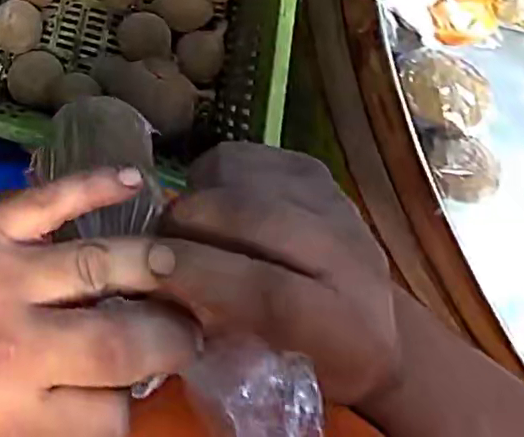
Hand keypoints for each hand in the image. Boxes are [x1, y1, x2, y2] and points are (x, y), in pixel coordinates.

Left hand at [0, 169, 199, 436]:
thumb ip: (66, 414)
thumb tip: (134, 390)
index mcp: (14, 407)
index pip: (108, 416)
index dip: (140, 399)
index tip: (155, 379)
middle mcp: (14, 340)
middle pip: (116, 342)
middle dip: (169, 337)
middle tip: (198, 326)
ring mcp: (3, 270)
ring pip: (96, 267)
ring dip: (153, 268)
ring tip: (188, 268)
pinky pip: (53, 199)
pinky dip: (97, 186)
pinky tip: (138, 181)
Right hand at [142, 143, 401, 407]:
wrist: (372, 318)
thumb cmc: (309, 356)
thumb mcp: (268, 368)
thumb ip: (215, 327)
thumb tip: (151, 283)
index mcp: (348, 325)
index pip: (268, 290)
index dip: (200, 271)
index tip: (150, 265)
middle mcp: (349, 252)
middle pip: (251, 216)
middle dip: (187, 222)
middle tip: (153, 238)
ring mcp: (330, 198)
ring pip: (238, 176)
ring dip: (194, 195)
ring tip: (183, 223)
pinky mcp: (311, 166)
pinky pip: (238, 155)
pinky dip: (208, 176)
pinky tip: (209, 200)